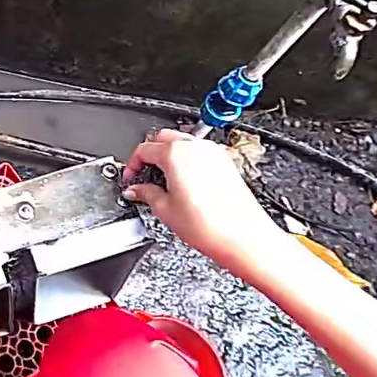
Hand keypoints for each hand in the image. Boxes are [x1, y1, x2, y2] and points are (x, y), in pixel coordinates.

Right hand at [123, 128, 286, 276]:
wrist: (245, 238)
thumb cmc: (210, 225)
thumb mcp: (165, 210)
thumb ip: (146, 193)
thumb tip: (136, 190)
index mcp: (175, 154)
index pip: (143, 149)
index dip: (132, 165)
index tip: (131, 178)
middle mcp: (196, 148)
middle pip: (163, 138)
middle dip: (150, 154)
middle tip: (143, 175)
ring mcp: (214, 154)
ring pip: (183, 143)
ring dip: (169, 155)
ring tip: (163, 182)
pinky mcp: (226, 164)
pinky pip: (199, 153)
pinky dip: (187, 161)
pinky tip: (184, 184)